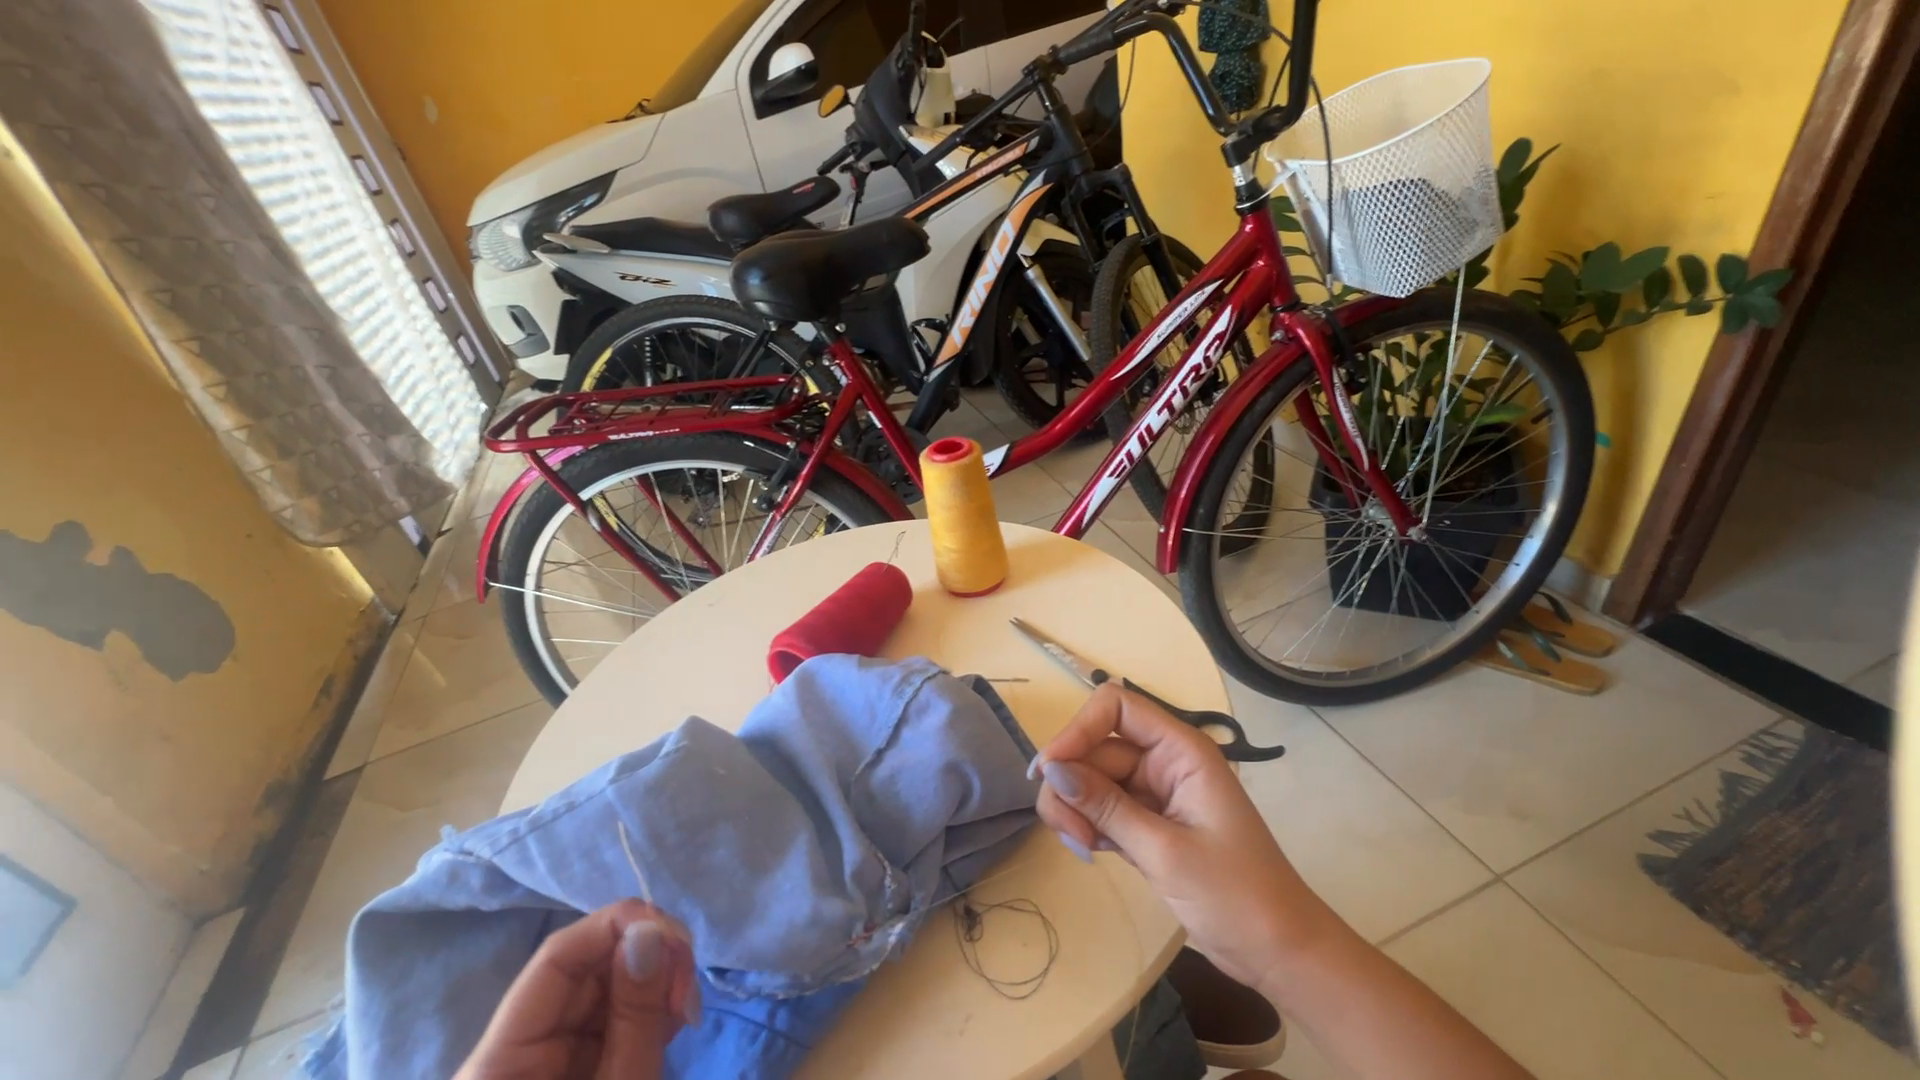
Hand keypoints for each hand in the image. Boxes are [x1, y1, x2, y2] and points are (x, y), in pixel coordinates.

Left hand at [455, 899, 701, 1079]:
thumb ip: (635, 1015)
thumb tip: (651, 929)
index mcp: (499, 1059)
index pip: (556, 958)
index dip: (617, 928)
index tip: (676, 938)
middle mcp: (517, 1050)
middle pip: (585, 973)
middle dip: (647, 962)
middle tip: (690, 985)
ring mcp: (546, 1061)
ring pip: (605, 994)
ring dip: (655, 988)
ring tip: (686, 1011)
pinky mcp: (575, 1071)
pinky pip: (612, 1023)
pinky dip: (649, 1015)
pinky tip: (675, 1020)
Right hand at [1033, 683, 1341, 994]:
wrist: (1277, 950)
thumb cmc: (1234, 894)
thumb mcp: (1165, 850)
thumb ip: (1106, 806)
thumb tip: (1051, 770)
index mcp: (1181, 751)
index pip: (1116, 708)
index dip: (1078, 730)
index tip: (1050, 773)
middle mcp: (1165, 762)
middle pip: (1096, 748)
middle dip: (1072, 785)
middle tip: (1069, 836)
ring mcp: (1155, 794)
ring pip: (1093, 780)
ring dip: (1075, 809)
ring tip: (1081, 849)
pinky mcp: (1147, 824)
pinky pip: (1103, 808)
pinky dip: (1088, 825)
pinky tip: (1090, 853)